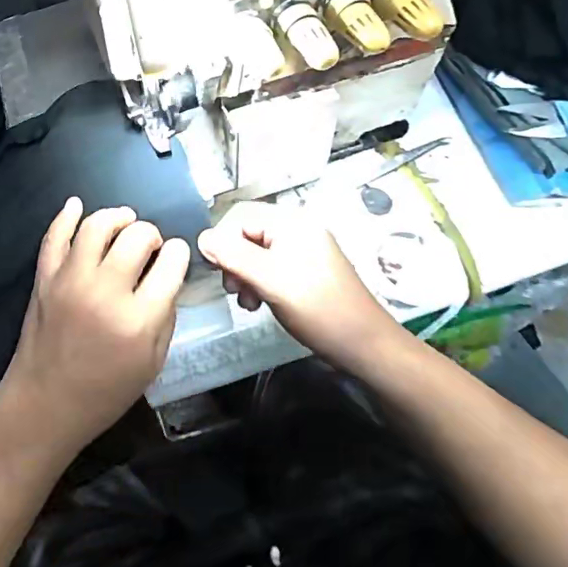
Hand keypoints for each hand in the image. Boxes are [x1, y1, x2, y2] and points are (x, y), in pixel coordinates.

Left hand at [0, 198, 190, 456]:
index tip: (176, 255)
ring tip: (125, 221)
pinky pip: (54, 236)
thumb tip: (168, 277)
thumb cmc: (105, 392)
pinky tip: (77, 206)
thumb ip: (165, 315)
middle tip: (151, 245)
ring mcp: (70, 280)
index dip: (178, 253)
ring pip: (96, 225)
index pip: (171, 264)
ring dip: (116, 216)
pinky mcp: (44, 278)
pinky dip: (66, 215)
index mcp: (138, 319)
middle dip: (151, 234)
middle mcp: (105, 292)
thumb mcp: (153, 362)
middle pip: (137, 236)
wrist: (45, 404)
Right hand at [197, 201, 409, 373]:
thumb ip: (234, 256)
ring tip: (249, 302)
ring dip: (246, 276)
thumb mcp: (270, 281)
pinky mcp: (309, 272)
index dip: (224, 245)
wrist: (366, 346)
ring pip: (258, 255)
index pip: (240, 220)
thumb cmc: (318, 310)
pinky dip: (262, 283)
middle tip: (235, 292)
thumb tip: (201, 239)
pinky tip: (261, 303)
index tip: (221, 276)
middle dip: (235, 263)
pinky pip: (273, 268)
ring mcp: (306, 251)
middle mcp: (300, 230)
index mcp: (293, 224)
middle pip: (249, 237)